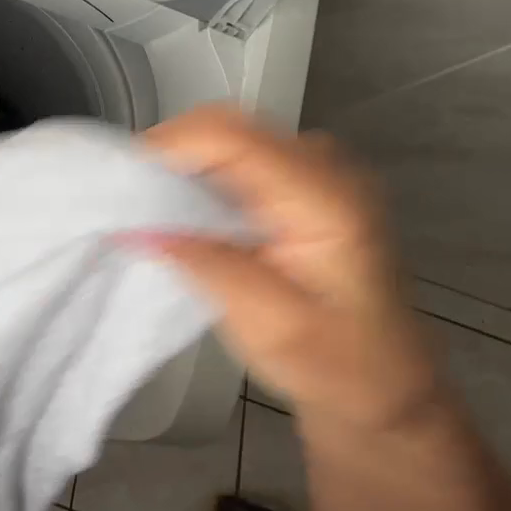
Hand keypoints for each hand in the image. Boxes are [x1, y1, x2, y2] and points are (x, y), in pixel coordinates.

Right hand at [136, 105, 442, 434]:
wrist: (387, 385)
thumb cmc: (336, 364)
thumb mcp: (268, 325)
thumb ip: (205, 265)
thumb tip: (135, 227)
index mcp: (324, 200)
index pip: (231, 137)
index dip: (168, 147)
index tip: (124, 184)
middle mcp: (325, 170)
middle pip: (226, 124)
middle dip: (169, 153)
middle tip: (129, 199)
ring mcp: (316, 172)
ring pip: (225, 133)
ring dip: (179, 162)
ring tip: (147, 207)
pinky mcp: (301, 183)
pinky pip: (235, 153)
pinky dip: (197, 171)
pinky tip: (180, 211)